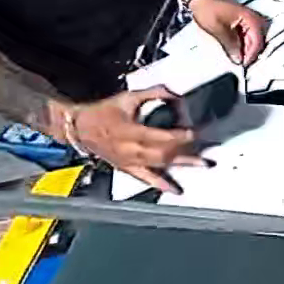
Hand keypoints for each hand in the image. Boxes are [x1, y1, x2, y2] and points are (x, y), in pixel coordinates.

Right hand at [66, 87, 204, 193]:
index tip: (193, 133)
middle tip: (206, 148)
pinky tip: (176, 190)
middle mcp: (128, 149)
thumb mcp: (127, 98)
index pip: (156, 137)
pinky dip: (161, 184)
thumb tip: (176, 92)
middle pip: (161, 153)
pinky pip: (145, 178)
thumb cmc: (103, 111)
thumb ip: (153, 94)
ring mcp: (128, 161)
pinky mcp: (127, 167)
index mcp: (127, 131)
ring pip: (158, 165)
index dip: (176, 136)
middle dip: (184, 151)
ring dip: (181, 164)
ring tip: (204, 164)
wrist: (77, 128)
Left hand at [187, 0, 267, 65]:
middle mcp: (255, 20)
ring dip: (246, 49)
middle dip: (249, 53)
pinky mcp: (245, 22)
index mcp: (252, 20)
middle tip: (240, 63)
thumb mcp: (218, 30)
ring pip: (253, 40)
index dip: (250, 55)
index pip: (257, 42)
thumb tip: (238, 59)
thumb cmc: (208, 9)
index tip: (243, 65)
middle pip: (257, 41)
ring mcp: (250, 20)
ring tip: (236, 57)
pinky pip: (248, 36)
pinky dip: (242, 43)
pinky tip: (235, 49)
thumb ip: (230, 46)